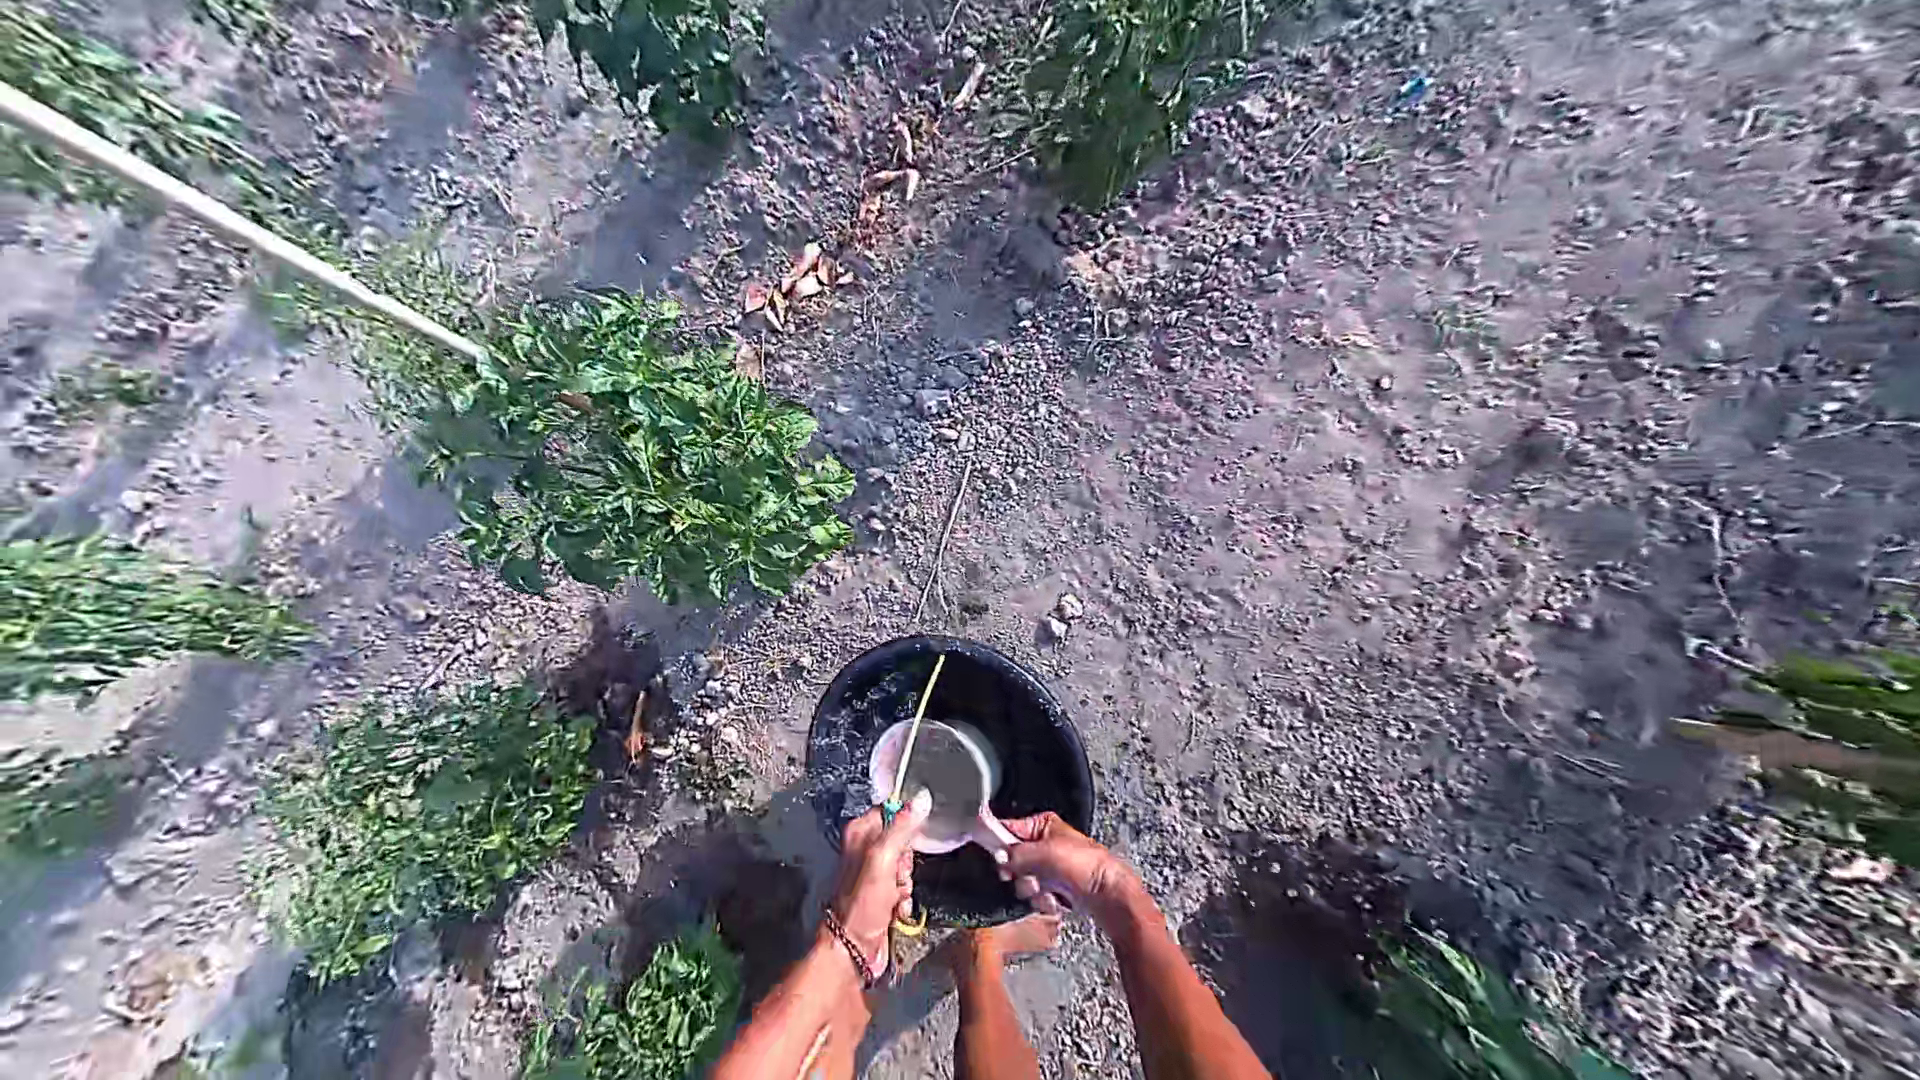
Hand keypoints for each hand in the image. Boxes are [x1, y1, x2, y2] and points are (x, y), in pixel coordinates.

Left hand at [828, 790, 929, 980]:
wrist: (853, 951)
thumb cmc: (863, 903)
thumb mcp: (883, 858)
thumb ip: (902, 827)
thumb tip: (923, 797)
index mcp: (860, 832)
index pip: (893, 811)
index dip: (906, 827)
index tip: (907, 843)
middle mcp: (865, 848)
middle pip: (904, 840)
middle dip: (907, 861)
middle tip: (898, 876)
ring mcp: (873, 873)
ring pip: (906, 866)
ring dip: (907, 883)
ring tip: (895, 897)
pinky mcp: (881, 895)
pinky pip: (904, 886)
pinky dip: (904, 898)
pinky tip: (896, 909)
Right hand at [998, 812, 1137, 917]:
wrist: (1110, 896)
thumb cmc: (1088, 865)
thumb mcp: (1048, 852)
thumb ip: (1018, 853)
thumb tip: (999, 857)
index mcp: (1042, 825)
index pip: (1009, 828)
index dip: (1000, 844)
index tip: (998, 858)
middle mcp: (1043, 844)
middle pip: (1012, 859)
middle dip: (1020, 873)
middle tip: (1032, 878)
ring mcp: (1048, 867)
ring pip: (1022, 880)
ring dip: (1032, 890)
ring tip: (1049, 890)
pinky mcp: (1053, 888)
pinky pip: (1034, 896)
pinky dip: (1042, 901)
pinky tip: (1056, 900)